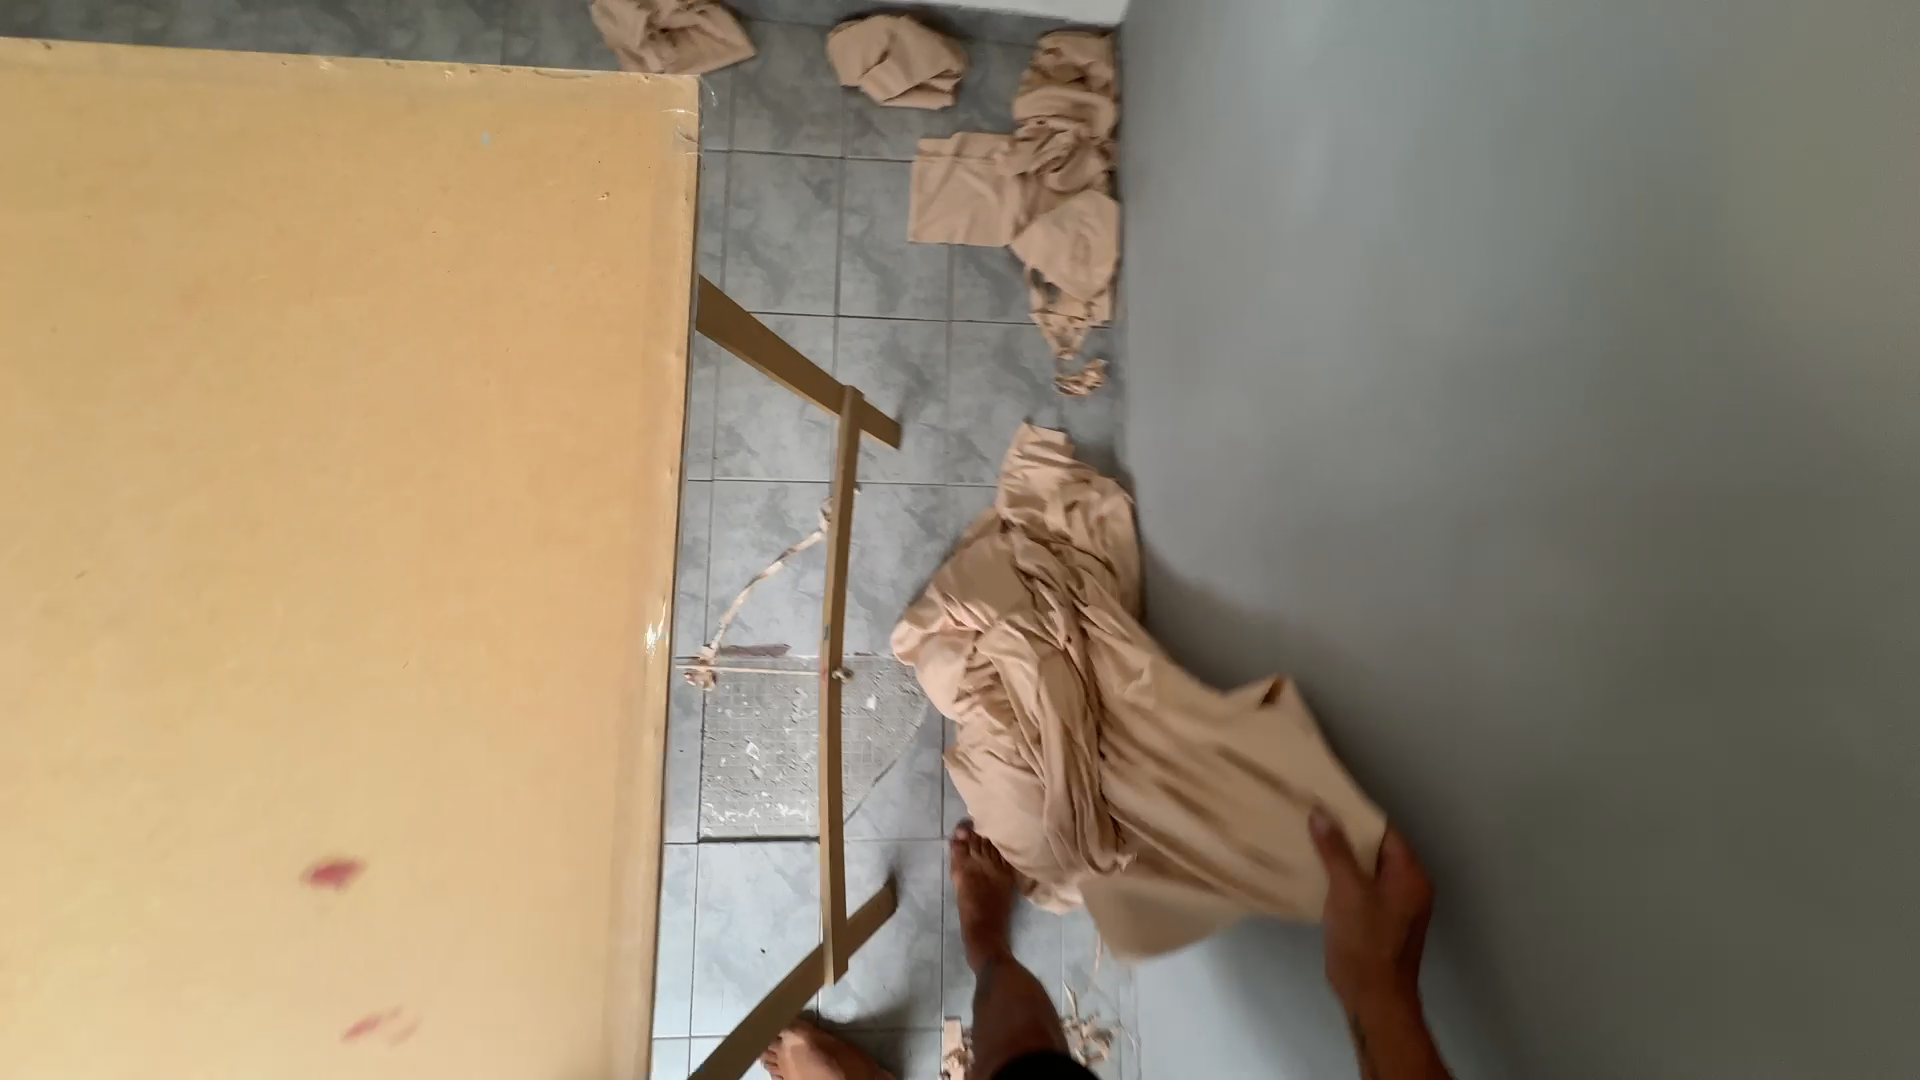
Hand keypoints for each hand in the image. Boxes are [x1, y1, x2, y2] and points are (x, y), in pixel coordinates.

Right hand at [1308, 810, 1434, 1012]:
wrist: (1372, 996)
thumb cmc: (1365, 940)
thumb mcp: (1347, 889)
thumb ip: (1334, 849)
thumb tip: (1321, 812)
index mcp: (1410, 876)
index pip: (1385, 831)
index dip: (1356, 814)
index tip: (1326, 798)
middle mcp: (1408, 886)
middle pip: (1376, 847)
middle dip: (1345, 831)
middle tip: (1312, 813)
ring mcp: (1394, 904)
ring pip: (1366, 866)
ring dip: (1341, 853)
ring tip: (1309, 835)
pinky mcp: (1378, 917)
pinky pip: (1360, 884)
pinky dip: (1342, 873)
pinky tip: (1316, 868)